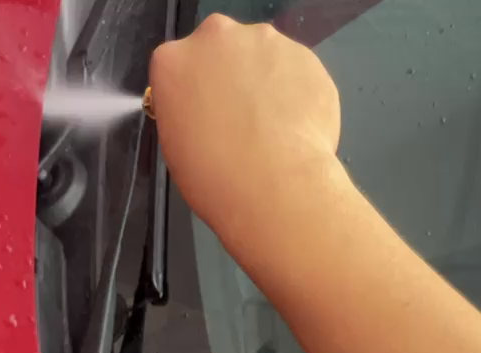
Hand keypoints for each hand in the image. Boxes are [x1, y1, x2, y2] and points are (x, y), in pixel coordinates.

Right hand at [148, 14, 341, 237]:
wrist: (275, 188)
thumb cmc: (213, 179)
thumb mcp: (177, 150)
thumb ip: (186, 115)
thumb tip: (203, 113)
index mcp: (174, 61)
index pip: (177, 68)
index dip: (192, 95)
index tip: (202, 119)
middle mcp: (217, 36)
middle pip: (220, 51)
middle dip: (228, 79)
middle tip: (238, 122)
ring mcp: (265, 41)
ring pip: (261, 58)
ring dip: (263, 84)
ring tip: (272, 130)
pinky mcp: (305, 55)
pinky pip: (295, 73)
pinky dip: (295, 96)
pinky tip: (295, 131)